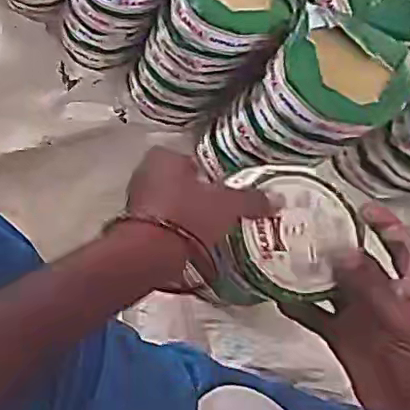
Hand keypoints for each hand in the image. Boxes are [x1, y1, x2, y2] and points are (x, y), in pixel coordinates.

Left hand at [124, 147, 271, 250]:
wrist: (151, 252)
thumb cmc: (189, 214)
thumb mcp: (228, 205)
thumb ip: (251, 199)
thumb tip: (277, 199)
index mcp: (163, 157)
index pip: (189, 157)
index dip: (207, 171)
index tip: (223, 187)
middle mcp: (144, 173)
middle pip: (177, 180)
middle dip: (195, 193)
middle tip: (219, 208)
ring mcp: (135, 199)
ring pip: (167, 201)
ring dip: (184, 213)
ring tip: (209, 228)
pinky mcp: (132, 225)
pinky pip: (160, 222)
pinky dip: (174, 230)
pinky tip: (191, 242)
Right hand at [280, 204, 409, 409]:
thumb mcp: (407, 321)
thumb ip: (371, 284)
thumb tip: (341, 249)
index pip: (403, 246)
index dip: (384, 224)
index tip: (359, 205)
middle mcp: (392, 299)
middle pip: (360, 263)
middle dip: (334, 245)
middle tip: (302, 226)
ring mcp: (367, 320)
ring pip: (334, 288)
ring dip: (310, 274)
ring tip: (280, 253)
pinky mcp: (346, 340)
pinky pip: (317, 316)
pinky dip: (298, 305)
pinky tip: (276, 292)